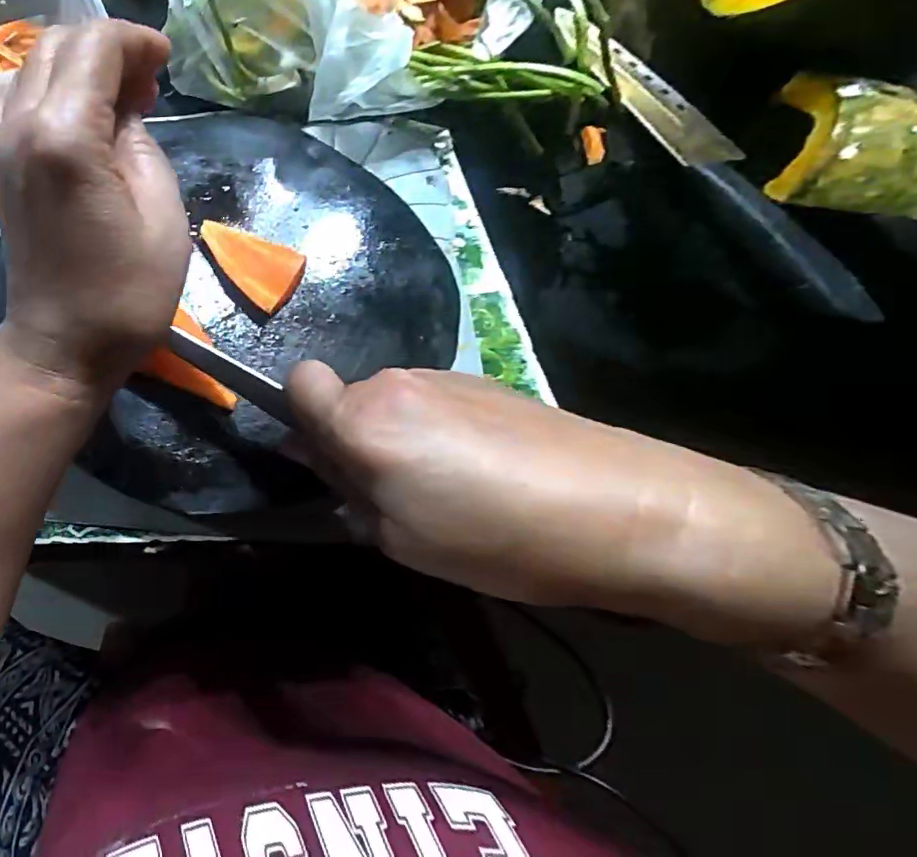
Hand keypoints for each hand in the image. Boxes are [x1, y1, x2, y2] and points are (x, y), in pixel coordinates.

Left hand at [0, 20, 189, 392]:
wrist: (61, 348)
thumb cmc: (126, 293)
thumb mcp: (163, 214)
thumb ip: (142, 143)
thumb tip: (124, 113)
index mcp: (65, 137)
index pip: (93, 47)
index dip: (135, 41)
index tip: (169, 61)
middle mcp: (21, 129)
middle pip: (57, 45)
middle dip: (108, 48)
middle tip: (150, 81)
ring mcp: (3, 149)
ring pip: (37, 70)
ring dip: (85, 69)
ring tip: (129, 101)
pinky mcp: (2, 170)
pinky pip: (30, 104)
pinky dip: (65, 94)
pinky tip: (98, 126)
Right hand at [285, 364, 843, 646]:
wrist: (619, 508)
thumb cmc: (495, 538)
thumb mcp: (402, 539)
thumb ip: (349, 492)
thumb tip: (316, 459)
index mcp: (364, 419)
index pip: (298, 382)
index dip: (300, 416)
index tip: (328, 458)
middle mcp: (394, 383)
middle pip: (345, 399)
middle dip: (352, 439)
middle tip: (392, 495)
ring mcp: (442, 376)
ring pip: (390, 402)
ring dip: (397, 438)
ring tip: (448, 490)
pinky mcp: (482, 380)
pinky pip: (430, 402)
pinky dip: (435, 432)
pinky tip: (484, 472)